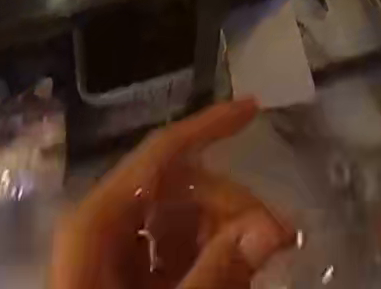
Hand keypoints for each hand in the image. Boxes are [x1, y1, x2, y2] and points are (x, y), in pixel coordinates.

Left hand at [51, 99, 294, 288]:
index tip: (256, 109)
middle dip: (232, 204)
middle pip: (181, 189)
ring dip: (228, 234)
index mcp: (97, 222)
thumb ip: (217, 276)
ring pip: (185, 222)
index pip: (161, 153)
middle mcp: (106, 228)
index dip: (209, 126)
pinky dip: (213, 262)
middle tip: (282, 238)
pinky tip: (241, 275)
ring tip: (266, 260)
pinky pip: (179, 257)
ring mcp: (116, 260)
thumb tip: (272, 226)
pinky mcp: (129, 285)